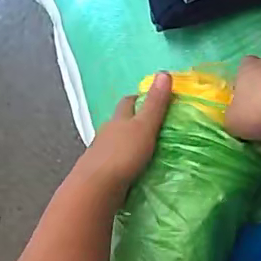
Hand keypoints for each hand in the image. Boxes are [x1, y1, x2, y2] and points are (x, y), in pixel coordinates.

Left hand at [75, 71, 172, 189]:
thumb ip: (155, 104)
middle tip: (151, 124)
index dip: (140, 98)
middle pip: (120, 121)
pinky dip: (124, 160)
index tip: (152, 99)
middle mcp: (107, 132)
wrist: (96, 188)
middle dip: (132, 119)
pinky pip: (115, 161)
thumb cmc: (123, 154)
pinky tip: (133, 167)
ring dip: (128, 141)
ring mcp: (101, 152)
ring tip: (145, 147)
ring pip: (116, 141)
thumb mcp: (144, 127)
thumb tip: (164, 73)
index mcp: (119, 119)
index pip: (128, 102)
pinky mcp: (101, 171)